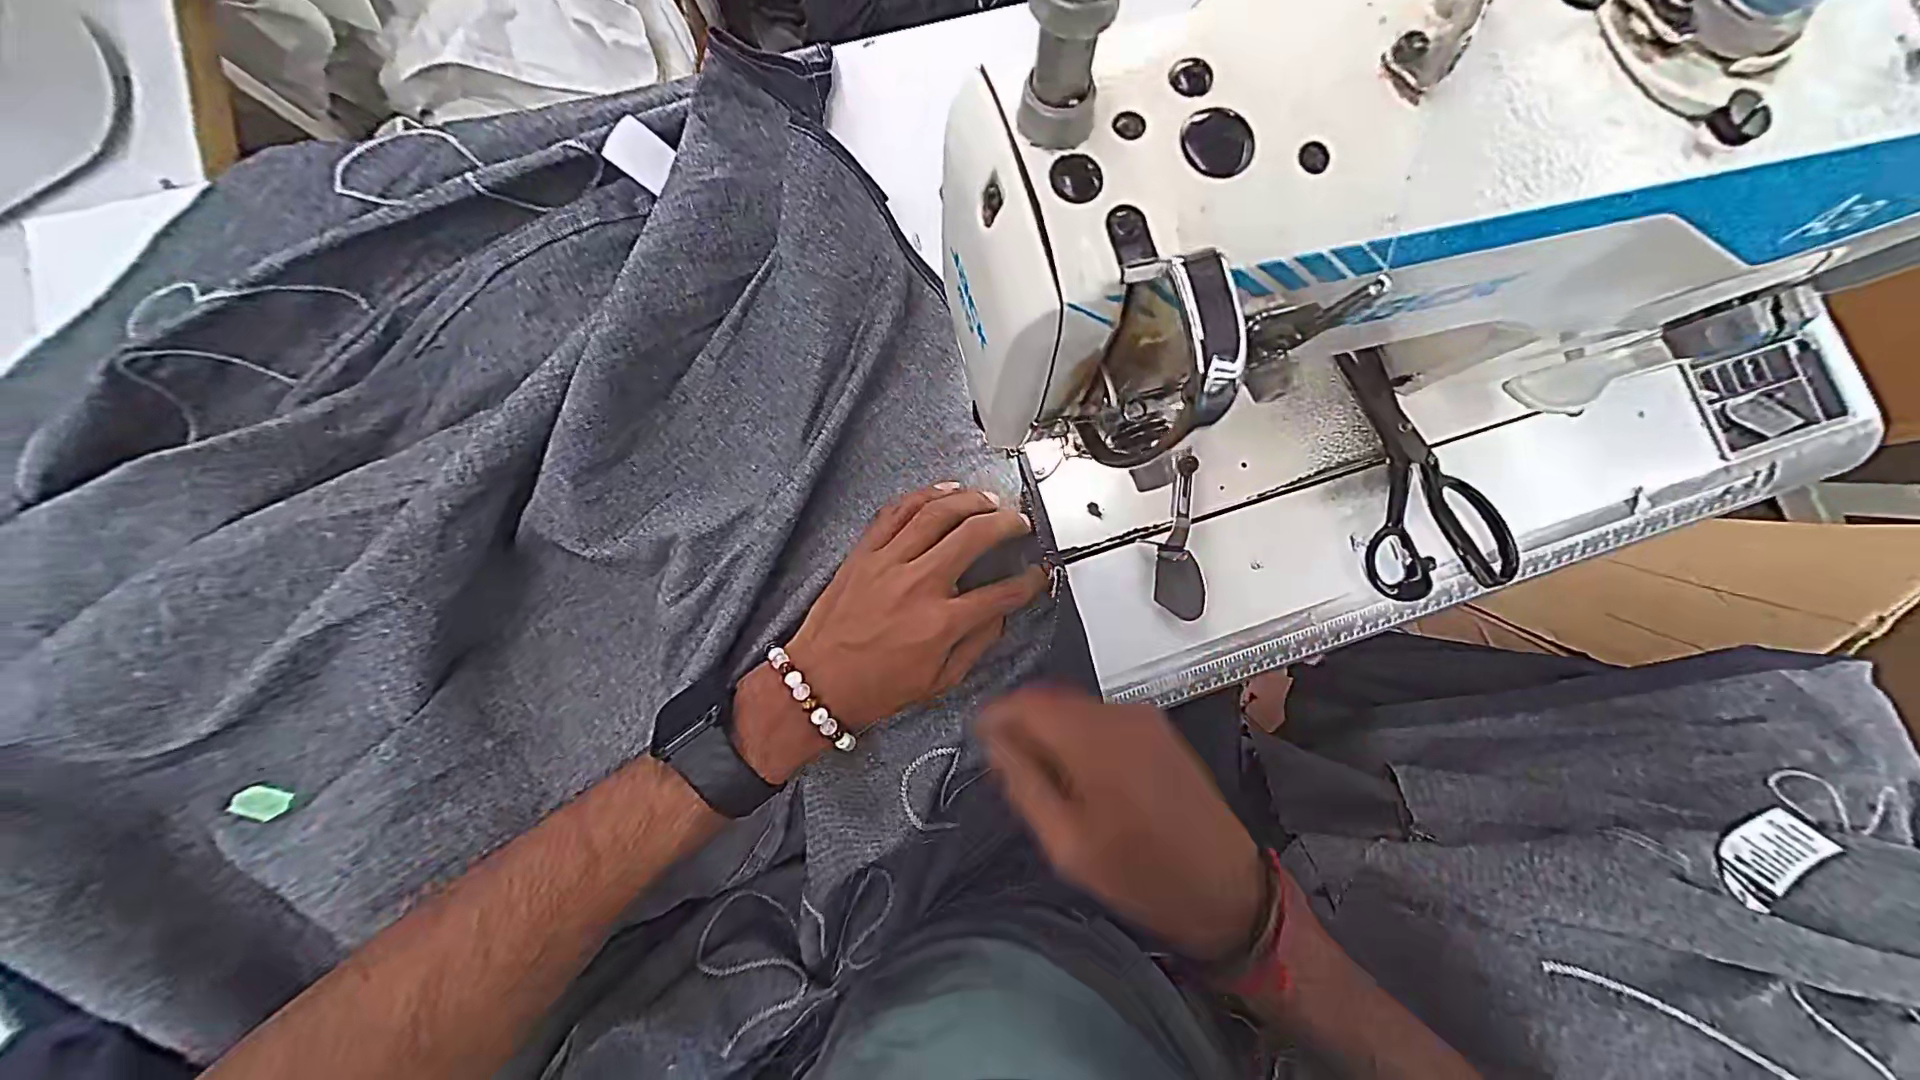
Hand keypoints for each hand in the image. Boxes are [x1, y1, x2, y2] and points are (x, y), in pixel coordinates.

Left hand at [735, 484, 1047, 782]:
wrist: (820, 683)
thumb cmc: (874, 686)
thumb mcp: (939, 680)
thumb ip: (976, 644)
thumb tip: (1000, 615)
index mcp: (940, 623)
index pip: (1001, 592)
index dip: (1028, 581)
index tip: (1036, 574)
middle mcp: (917, 586)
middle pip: (975, 535)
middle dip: (1007, 523)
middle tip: (1019, 522)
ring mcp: (888, 564)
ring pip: (937, 513)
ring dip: (971, 499)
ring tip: (990, 500)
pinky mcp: (864, 554)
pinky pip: (896, 511)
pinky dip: (924, 495)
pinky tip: (943, 492)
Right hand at [980, 685, 1263, 961]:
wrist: (1227, 887)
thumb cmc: (1147, 876)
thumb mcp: (1069, 845)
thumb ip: (1025, 785)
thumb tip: (996, 745)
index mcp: (1094, 742)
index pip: (1027, 702)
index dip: (995, 714)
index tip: (980, 734)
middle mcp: (1120, 717)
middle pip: (1049, 697)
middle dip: (1021, 721)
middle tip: (1006, 758)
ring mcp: (1142, 718)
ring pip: (1073, 705)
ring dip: (1049, 726)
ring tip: (1043, 771)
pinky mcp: (1156, 727)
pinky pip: (1099, 715)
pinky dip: (1076, 730)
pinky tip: (1077, 768)